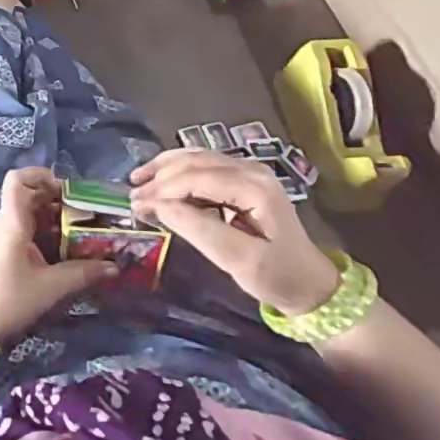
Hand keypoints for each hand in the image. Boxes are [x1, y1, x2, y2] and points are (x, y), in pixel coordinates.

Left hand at [0, 167, 117, 342]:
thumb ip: (82, 273)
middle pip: (30, 195)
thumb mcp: (49, 287)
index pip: (18, 179)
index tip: (68, 191)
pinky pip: (25, 230)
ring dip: (54, 218)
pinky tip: (64, 250)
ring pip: (29, 213)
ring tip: (82, 233)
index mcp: (12, 221)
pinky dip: (45, 233)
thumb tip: (114, 266)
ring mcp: (1, 236)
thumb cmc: (7, 299)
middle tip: (87, 214)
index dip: (42, 176)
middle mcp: (4, 222)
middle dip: (58, 199)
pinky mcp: (1, 251)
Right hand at [128, 149, 340, 313]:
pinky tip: (160, 181)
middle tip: (132, 197)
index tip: (135, 204)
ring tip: (138, 183)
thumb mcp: (237, 259)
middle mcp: (252, 170)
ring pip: (197, 157)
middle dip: (159, 176)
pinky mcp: (243, 178)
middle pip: (194, 161)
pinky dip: (178, 171)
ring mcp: (249, 171)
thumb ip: (198, 229)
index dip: (162, 188)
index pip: (197, 177)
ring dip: (165, 168)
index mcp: (254, 188)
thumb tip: (160, 206)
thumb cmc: (275, 275)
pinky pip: (204, 164)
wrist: (308, 282)